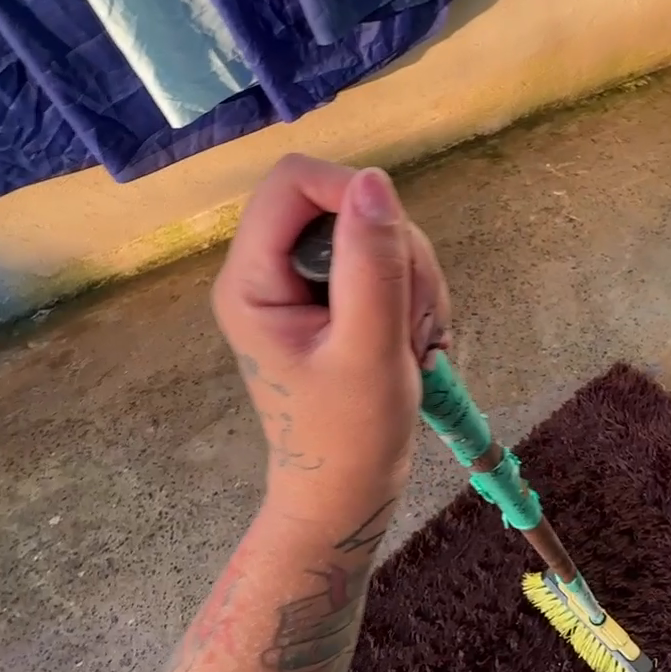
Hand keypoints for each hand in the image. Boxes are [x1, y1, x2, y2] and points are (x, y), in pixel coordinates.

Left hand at [212, 156, 450, 518]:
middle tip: (408, 321)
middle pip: (346, 208)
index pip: (295, 182)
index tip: (399, 245)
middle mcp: (274, 273)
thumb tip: (375, 181)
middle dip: (396, 255)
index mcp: (254, 279)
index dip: (353, 193)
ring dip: (414, 284)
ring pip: (378, 238)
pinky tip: (414, 344)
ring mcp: (308, 290)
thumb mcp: (368, 350)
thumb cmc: (351, 435)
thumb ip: (372, 266)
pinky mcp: (338, 305)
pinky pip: (390, 270)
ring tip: (412, 343)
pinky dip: (415, 300)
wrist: (350, 489)